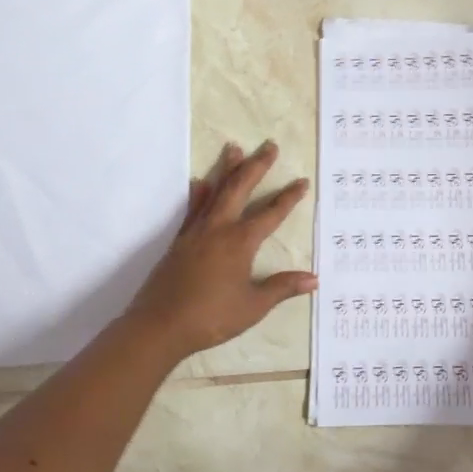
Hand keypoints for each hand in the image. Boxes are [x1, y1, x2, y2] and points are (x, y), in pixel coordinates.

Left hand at [124, 141, 315, 360]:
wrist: (159, 325)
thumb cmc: (211, 317)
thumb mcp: (253, 306)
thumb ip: (282, 288)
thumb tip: (313, 279)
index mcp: (240, 242)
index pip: (271, 214)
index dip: (288, 198)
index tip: (302, 181)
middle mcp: (219, 228)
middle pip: (240, 188)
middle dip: (257, 166)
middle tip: (269, 145)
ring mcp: (196, 232)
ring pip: (215, 191)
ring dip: (227, 169)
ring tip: (234, 147)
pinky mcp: (179, 240)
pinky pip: (192, 208)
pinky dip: (198, 193)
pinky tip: (199, 182)